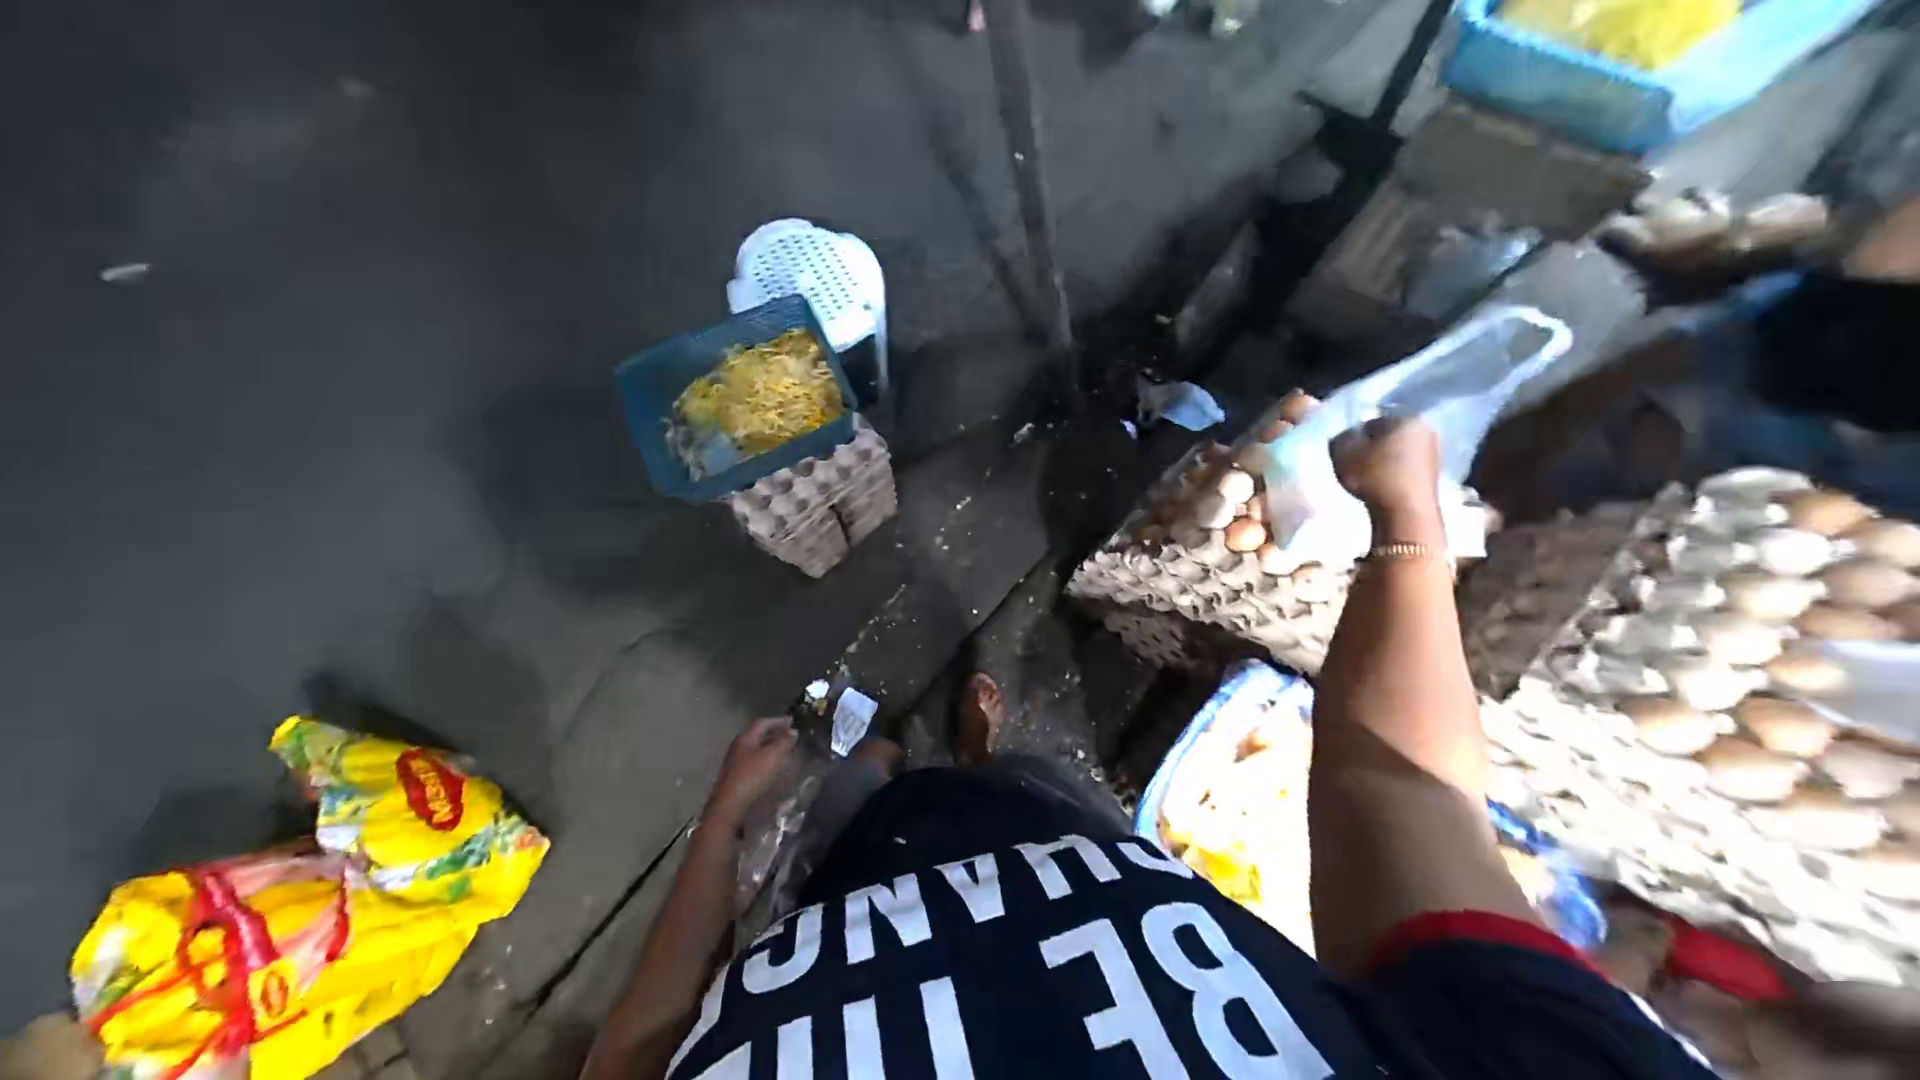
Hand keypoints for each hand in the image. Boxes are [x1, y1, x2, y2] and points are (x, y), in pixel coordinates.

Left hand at [704, 716, 797, 825]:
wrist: (729, 806)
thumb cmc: (751, 776)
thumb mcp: (772, 756)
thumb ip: (783, 742)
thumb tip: (792, 731)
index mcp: (745, 738)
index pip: (762, 723)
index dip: (778, 720)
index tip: (791, 720)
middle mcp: (738, 748)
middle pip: (758, 736)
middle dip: (775, 734)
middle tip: (790, 735)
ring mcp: (735, 763)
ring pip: (756, 750)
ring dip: (771, 748)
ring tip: (785, 751)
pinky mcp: (736, 777)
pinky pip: (754, 762)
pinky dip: (766, 760)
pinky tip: (774, 768)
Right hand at [1331, 415, 1441, 515]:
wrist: (1405, 511)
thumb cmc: (1374, 476)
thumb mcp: (1342, 453)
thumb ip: (1341, 438)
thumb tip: (1348, 437)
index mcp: (1405, 418)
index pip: (1371, 422)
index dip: (1355, 438)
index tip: (1347, 454)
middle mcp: (1425, 429)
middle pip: (1387, 436)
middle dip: (1371, 448)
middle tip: (1356, 465)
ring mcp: (1434, 452)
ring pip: (1397, 452)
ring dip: (1383, 461)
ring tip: (1369, 479)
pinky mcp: (1435, 473)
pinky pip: (1406, 467)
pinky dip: (1393, 473)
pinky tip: (1383, 486)